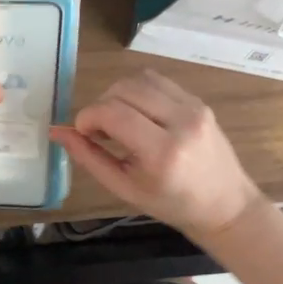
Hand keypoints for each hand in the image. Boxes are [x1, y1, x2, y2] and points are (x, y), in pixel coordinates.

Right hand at [50, 70, 262, 241]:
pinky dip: (138, 92)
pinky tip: (138, 114)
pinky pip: (157, 81)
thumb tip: (57, 132)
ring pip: (139, 79)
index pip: (113, 113)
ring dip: (118, 95)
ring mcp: (193, 107)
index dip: (88, 117)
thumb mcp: (124, 188)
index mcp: (162, 153)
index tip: (84, 134)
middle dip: (101, 105)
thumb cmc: (170, 203)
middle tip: (100, 131)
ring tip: (119, 121)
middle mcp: (181, 123)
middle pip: (123, 90)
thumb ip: (89, 158)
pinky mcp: (198, 100)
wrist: (225, 204)